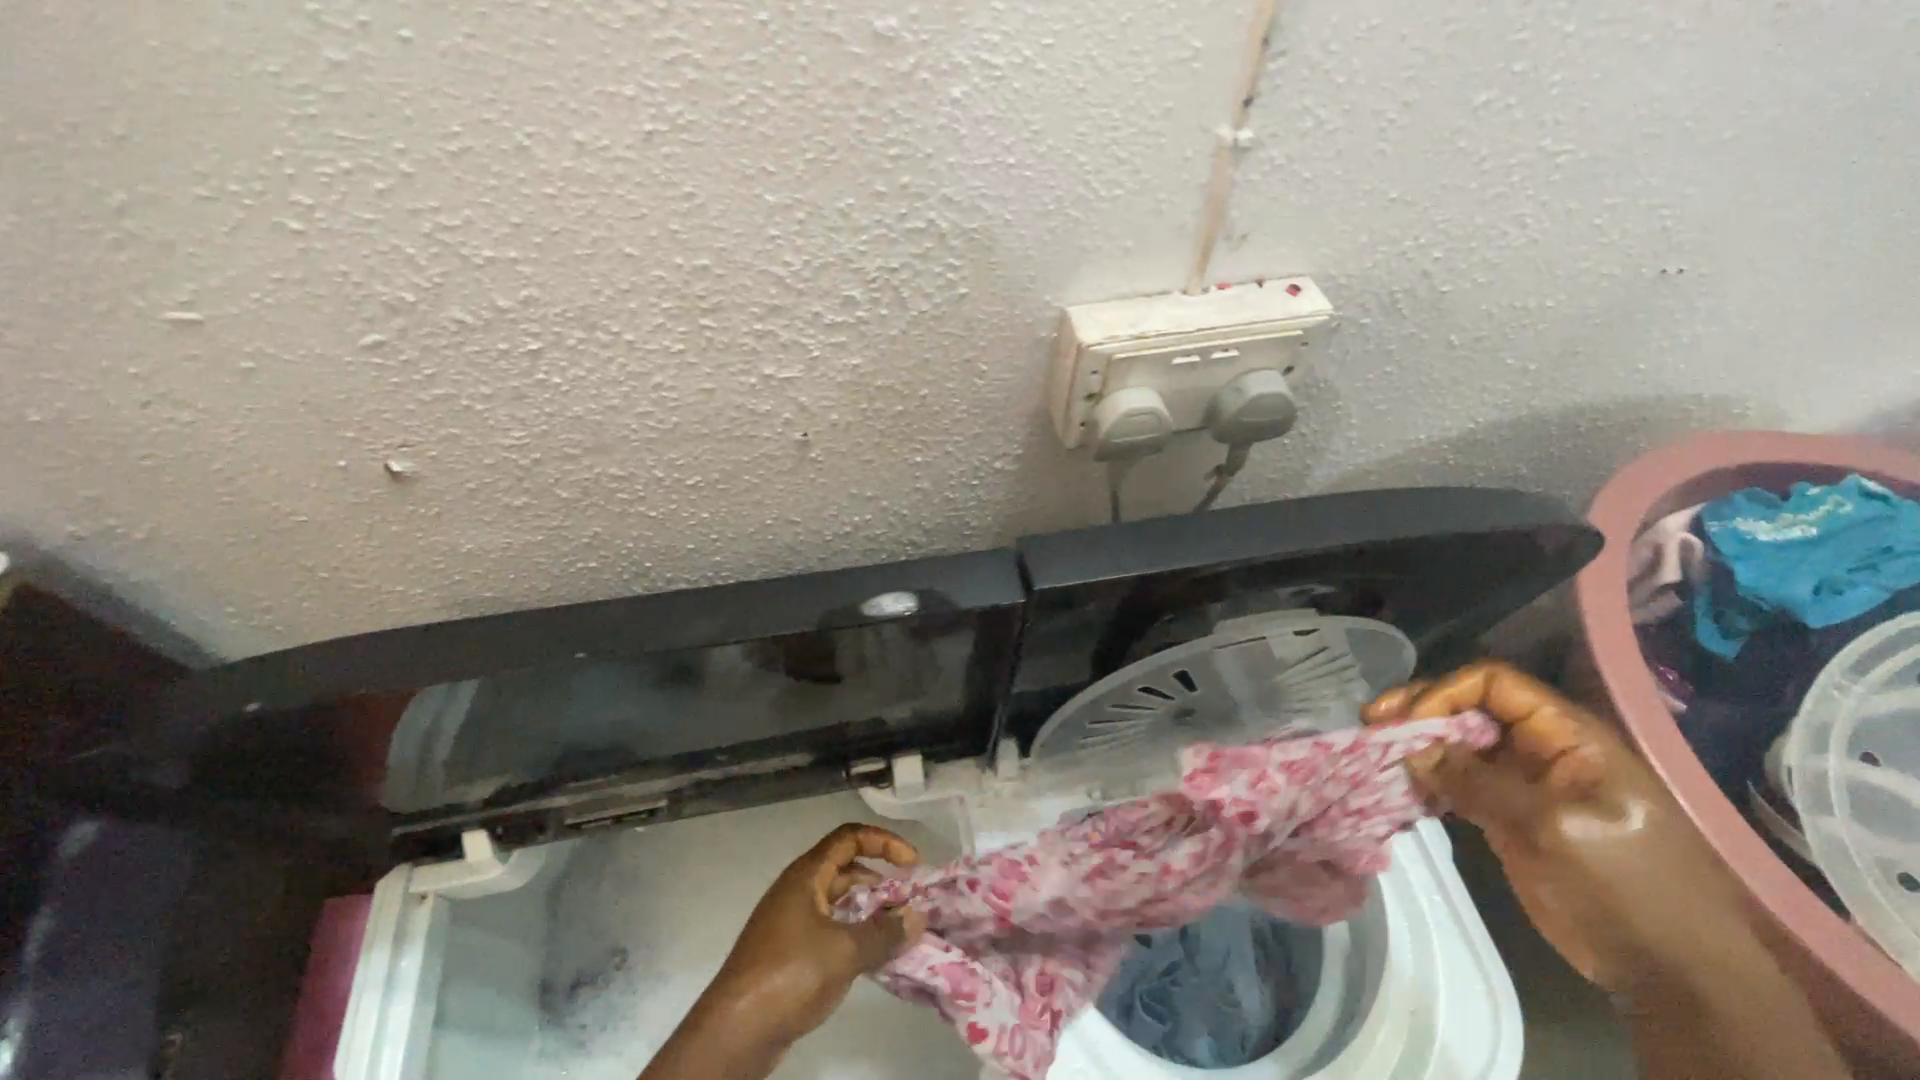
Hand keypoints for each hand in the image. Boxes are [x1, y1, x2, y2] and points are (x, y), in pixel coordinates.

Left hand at [702, 823, 927, 1046]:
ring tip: (901, 931)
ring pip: (840, 903)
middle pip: (846, 869)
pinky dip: (856, 936)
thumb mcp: (845, 951)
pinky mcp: (791, 952)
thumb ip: (884, 932)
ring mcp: (792, 922)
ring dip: (871, 912)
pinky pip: (832, 931)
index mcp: (806, 876)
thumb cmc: (790, 974)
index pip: (850, 838)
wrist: (736, 1029)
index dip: (884, 842)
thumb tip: (917, 917)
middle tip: (911, 903)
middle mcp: (798, 891)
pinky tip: (876, 958)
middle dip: (882, 881)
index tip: (913, 864)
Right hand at [1363, 661, 1757, 994]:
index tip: (1404, 722)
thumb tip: (1413, 750)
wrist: (1670, 968)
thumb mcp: (1554, 828)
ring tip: (1375, 756)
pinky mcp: (1509, 819)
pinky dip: (1427, 782)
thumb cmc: (1626, 885)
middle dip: (1420, 712)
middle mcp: (1542, 750)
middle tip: (1370, 725)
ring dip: (1417, 746)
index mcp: (1567, 736)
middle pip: (1470, 709)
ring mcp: (1524, 786)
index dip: (1446, 693)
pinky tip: (1400, 789)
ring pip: (1459, 746)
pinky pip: (1459, 784)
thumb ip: (1481, 784)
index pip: (1495, 684)